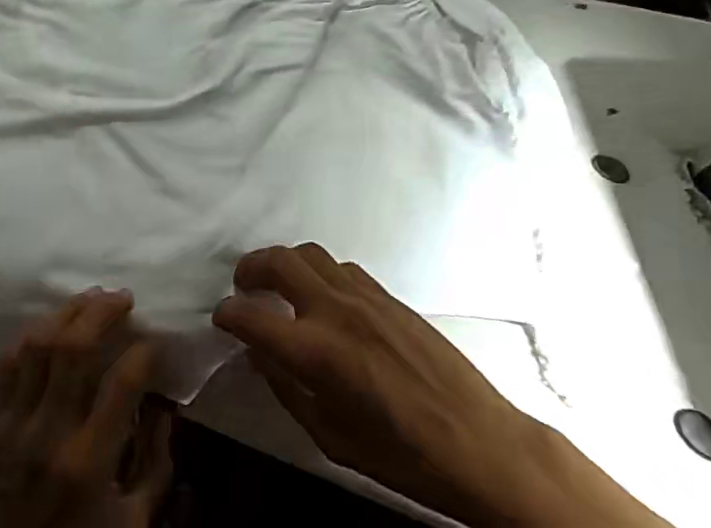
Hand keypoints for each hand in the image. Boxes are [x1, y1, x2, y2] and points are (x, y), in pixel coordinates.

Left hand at [0, 289, 172, 527]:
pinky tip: (50, 322)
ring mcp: (12, 422)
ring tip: (91, 298)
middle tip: (123, 297)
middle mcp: (48, 433)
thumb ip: (154, 464)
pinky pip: (7, 362)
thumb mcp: (132, 522)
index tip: (157, 337)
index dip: (142, 352)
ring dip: (66, 313)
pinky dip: (29, 334)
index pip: (119, 385)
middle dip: (101, 313)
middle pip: (73, 350)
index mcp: (88, 463)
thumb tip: (166, 407)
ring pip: (37, 345)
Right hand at [213, 244, 670, 527]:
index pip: (249, 315)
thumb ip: (285, 389)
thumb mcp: (330, 437)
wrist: (488, 448)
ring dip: (284, 263)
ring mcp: (365, 298)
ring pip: (309, 253)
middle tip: (244, 287)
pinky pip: (341, 267)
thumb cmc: (405, 456)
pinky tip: (325, 296)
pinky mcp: (390, 297)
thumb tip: (259, 355)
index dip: (226, 315)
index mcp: (316, 352)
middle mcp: (336, 313)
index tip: (222, 320)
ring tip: (280, 284)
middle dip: (249, 269)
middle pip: (276, 261)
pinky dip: (319, 272)